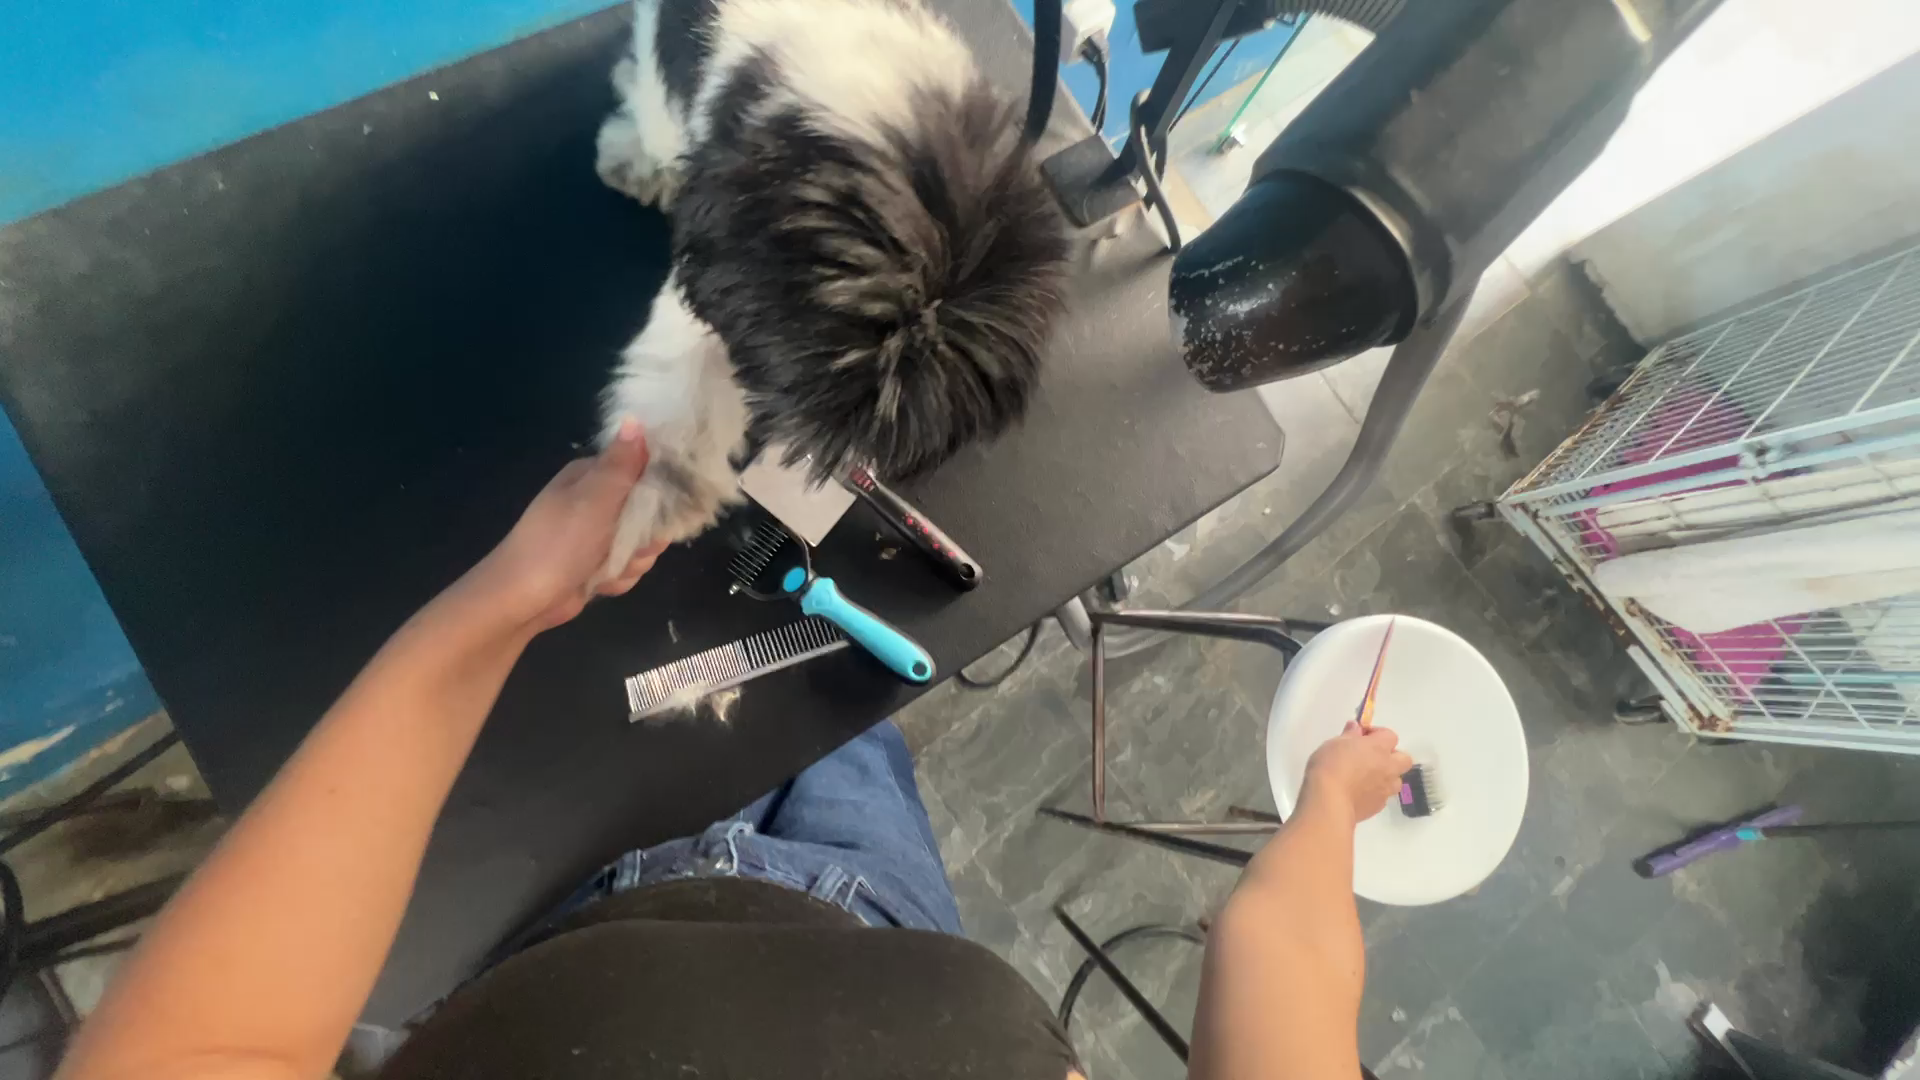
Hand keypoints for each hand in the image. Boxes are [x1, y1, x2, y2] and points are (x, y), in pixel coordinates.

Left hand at [462, 419, 667, 632]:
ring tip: (607, 568)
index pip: (648, 470)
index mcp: (594, 476)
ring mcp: (601, 534)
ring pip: (646, 543)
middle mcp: (599, 501)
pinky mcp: (601, 562)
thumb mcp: (594, 499)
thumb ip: (622, 464)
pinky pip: (632, 566)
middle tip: (629, 545)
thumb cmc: (558, 544)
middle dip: (647, 536)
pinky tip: (601, 582)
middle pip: (654, 512)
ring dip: (633, 560)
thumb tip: (635, 419)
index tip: (663, 508)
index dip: (663, 489)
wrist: (522, 600)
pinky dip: (620, 577)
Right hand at [1301, 722, 1413, 824]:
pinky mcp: (1379, 806)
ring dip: (1385, 776)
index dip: (1377, 734)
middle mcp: (1388, 768)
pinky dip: (1374, 791)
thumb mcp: (1334, 743)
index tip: (1361, 736)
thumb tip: (1356, 728)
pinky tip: (1356, 791)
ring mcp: (1386, 789)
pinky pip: (1382, 795)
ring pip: (1395, 780)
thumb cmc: (1329, 765)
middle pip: (1404, 759)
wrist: (1329, 800)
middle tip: (1370, 757)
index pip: (1390, 735)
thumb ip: (1349, 735)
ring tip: (1364, 777)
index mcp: (1378, 748)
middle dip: (1391, 756)